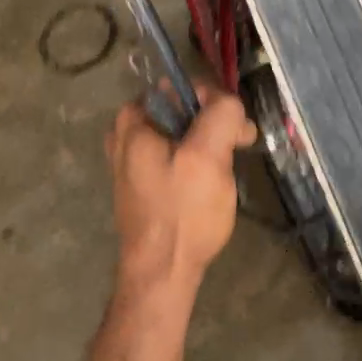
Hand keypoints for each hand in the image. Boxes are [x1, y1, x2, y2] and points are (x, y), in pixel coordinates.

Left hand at [105, 86, 255, 295]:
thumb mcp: (208, 156)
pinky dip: (198, 164)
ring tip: (223, 176)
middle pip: (185, 109)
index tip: (234, 134)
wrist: (162, 273)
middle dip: (215, 127)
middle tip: (234, 154)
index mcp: (134, 119)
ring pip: (185, 133)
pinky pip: (178, 156)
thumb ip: (220, 114)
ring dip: (211, 147)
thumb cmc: (183, 213)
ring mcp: (133, 160)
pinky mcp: (144, 183)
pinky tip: (209, 188)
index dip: (215, 105)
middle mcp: (126, 133)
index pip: (185, 87)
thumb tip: (227, 103)